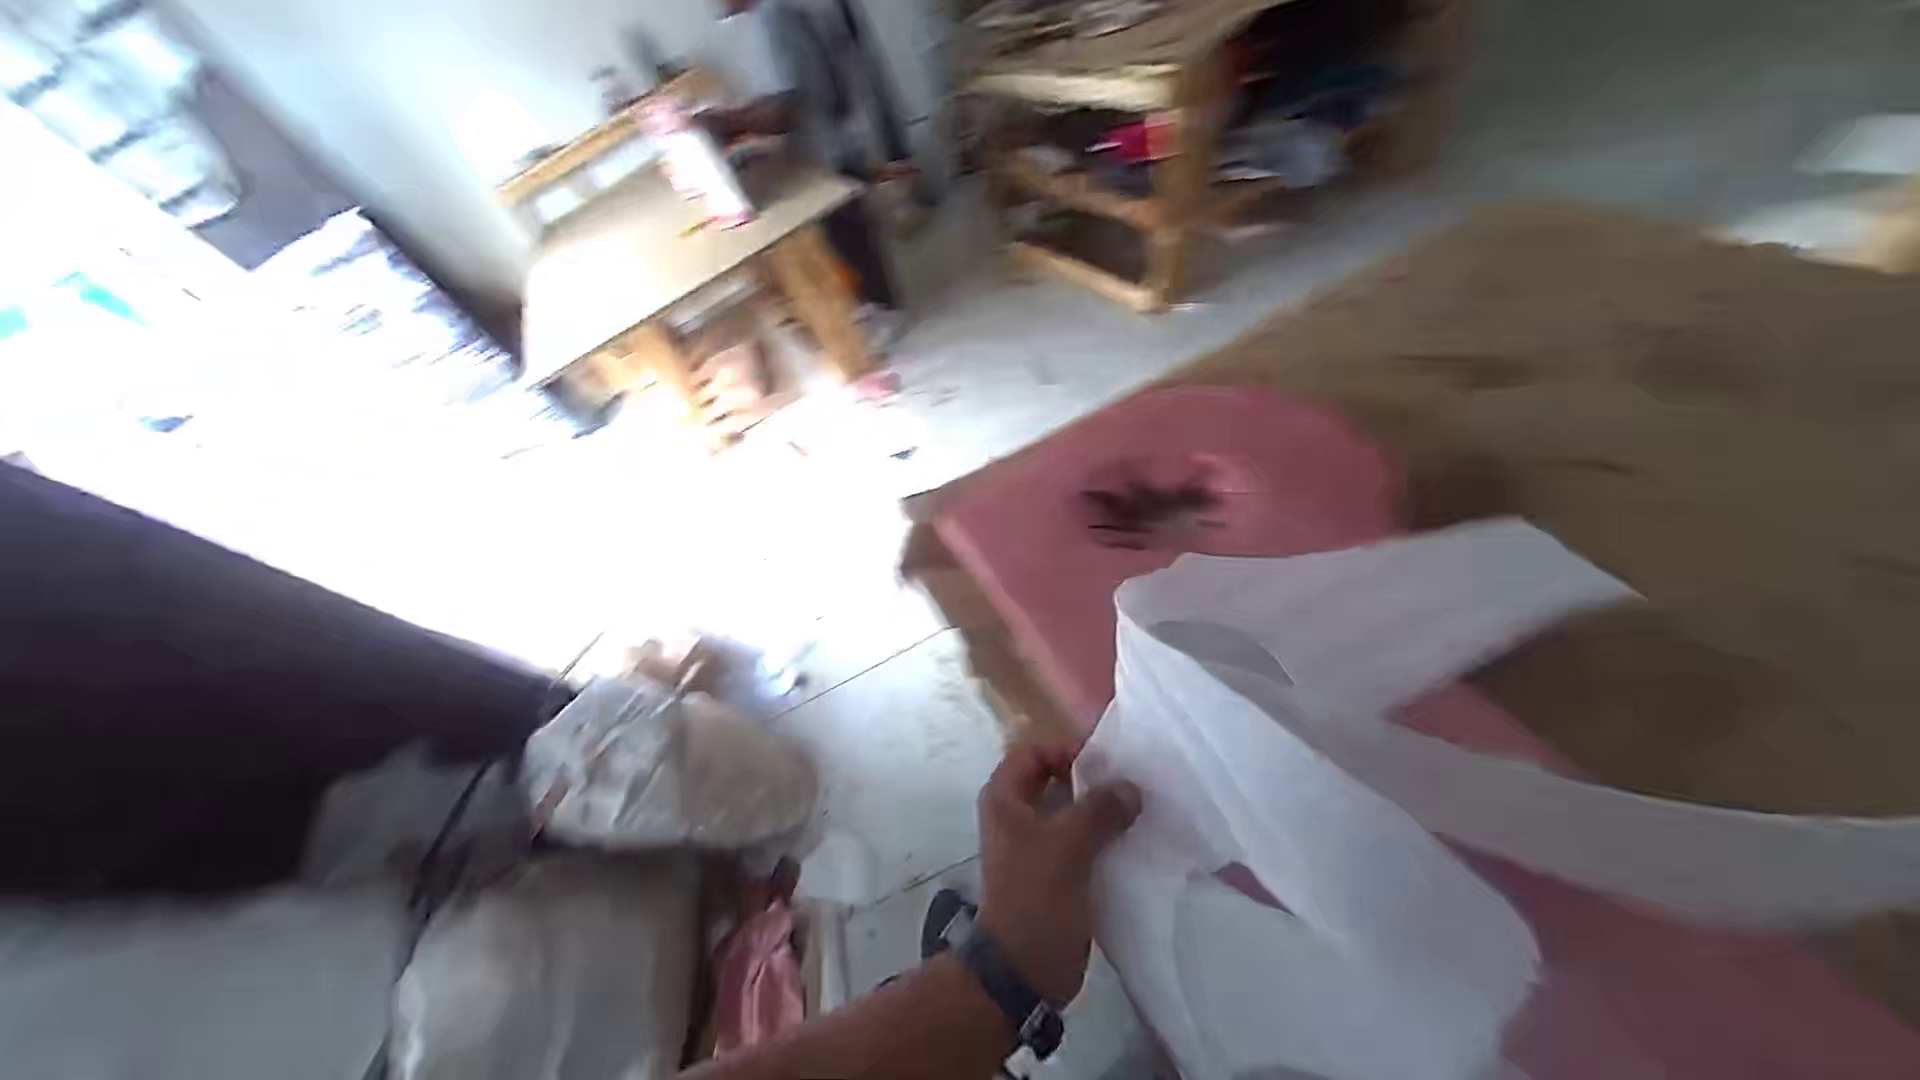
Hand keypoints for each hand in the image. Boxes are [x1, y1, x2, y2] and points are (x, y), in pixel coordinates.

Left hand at [974, 740, 1142, 1003]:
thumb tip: (1130, 788)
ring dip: (1099, 808)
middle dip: (1088, 779)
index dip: (1063, 749)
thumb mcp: (1068, 845)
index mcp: (1005, 798)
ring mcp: (1035, 844)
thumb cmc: (1035, 896)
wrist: (1024, 969)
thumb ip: (1099, 810)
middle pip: (1054, 779)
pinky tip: (1133, 838)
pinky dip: (1102, 835)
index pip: (1032, 752)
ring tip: (1137, 807)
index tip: (1102, 760)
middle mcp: (1016, 815)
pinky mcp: (1055, 870)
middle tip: (1127, 781)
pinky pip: (1080, 840)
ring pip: (1070, 811)